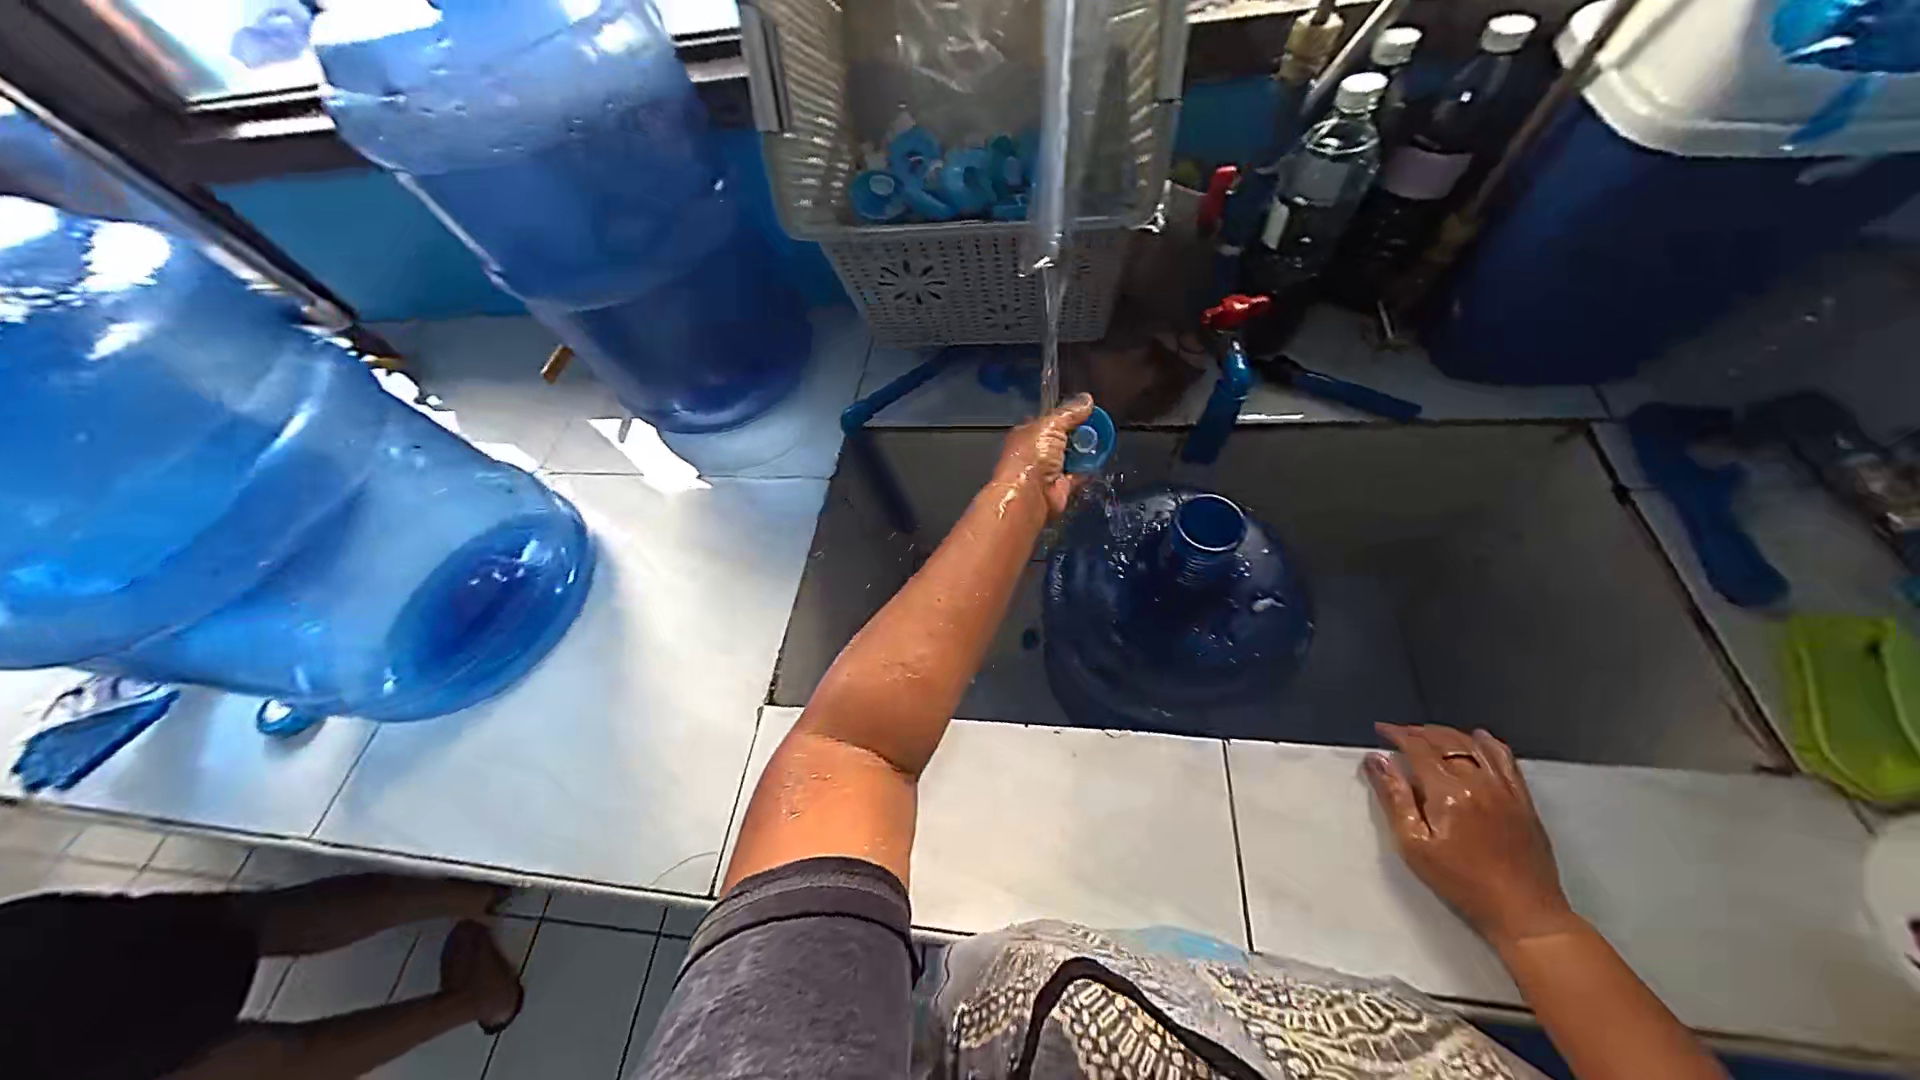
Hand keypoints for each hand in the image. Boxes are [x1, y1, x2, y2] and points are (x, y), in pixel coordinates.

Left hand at [991, 394, 1095, 518]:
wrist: (1030, 494)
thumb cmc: (1032, 454)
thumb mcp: (1051, 425)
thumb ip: (1069, 413)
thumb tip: (1087, 399)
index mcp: (1028, 433)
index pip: (1049, 421)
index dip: (1066, 415)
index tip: (1085, 411)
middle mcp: (1037, 452)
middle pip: (1063, 438)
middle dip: (1080, 433)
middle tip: (1098, 427)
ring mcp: (1049, 470)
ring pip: (1073, 456)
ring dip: (1086, 450)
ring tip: (1103, 440)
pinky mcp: (1062, 486)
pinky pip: (1080, 474)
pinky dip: (1090, 468)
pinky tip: (1101, 459)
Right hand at [1364, 723, 1582, 949]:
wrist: (1524, 912)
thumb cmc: (1460, 881)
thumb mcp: (1413, 844)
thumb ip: (1394, 797)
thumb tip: (1376, 760)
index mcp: (1448, 792)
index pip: (1418, 748)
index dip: (1397, 734)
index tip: (1380, 730)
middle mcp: (1478, 782)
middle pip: (1445, 742)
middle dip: (1418, 731)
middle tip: (1398, 732)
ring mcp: (1505, 790)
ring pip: (1473, 746)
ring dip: (1447, 734)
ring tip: (1428, 733)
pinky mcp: (1523, 801)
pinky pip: (1506, 760)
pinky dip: (1489, 743)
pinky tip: (1478, 737)